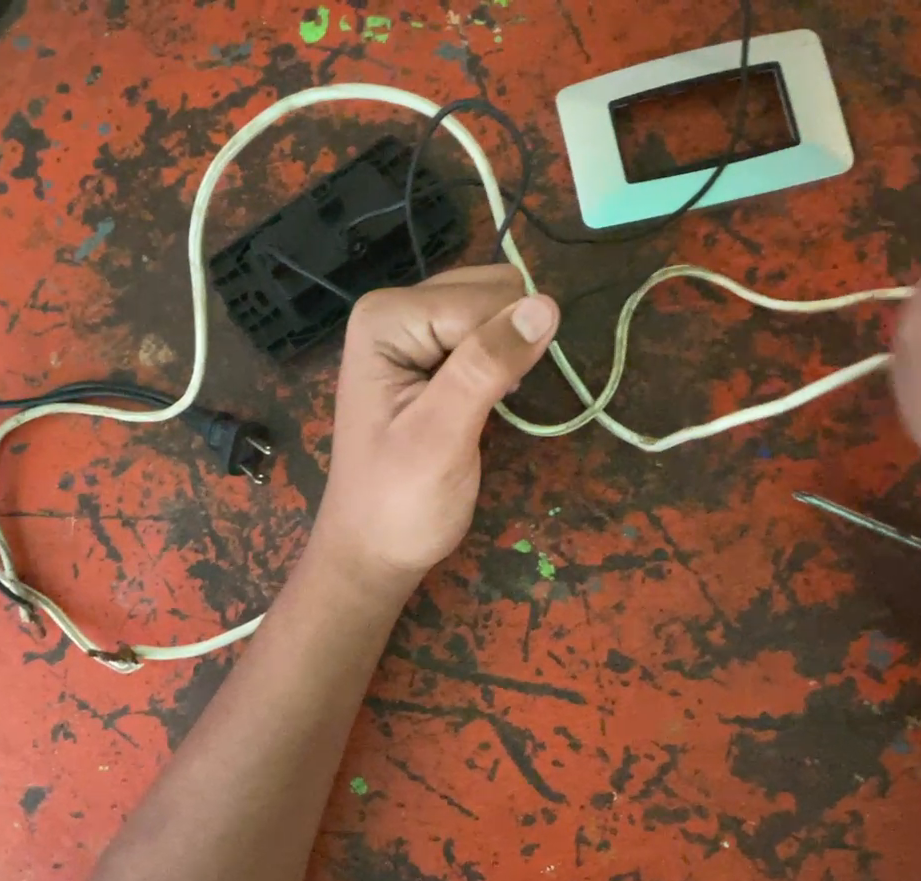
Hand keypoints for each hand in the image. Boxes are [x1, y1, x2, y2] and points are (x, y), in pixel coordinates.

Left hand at [309, 264, 559, 589]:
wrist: (374, 549)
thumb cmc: (400, 502)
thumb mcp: (442, 437)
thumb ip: (485, 367)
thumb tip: (546, 305)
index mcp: (385, 318)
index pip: (483, 299)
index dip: (502, 349)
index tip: (487, 403)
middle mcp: (395, 310)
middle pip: (491, 292)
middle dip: (504, 345)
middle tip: (478, 407)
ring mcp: (412, 331)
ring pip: (497, 309)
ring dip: (505, 355)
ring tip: (477, 407)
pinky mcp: (431, 355)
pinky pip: (488, 333)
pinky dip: (500, 363)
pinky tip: (481, 401)